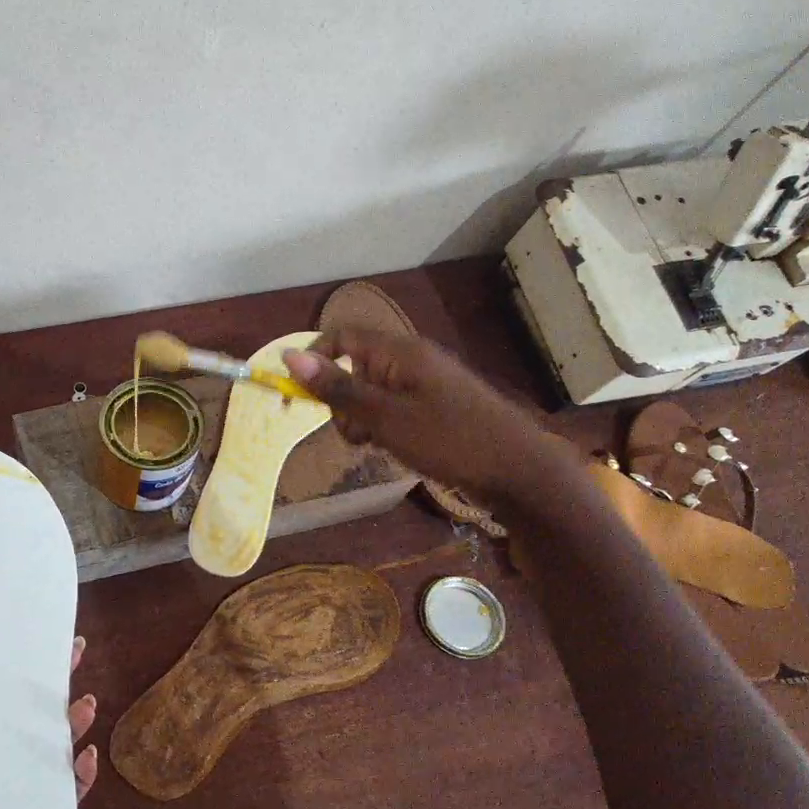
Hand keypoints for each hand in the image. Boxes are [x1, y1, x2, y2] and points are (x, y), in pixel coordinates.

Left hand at [0, 636, 97, 808]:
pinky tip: (89, 756)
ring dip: (67, 725)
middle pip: (19, 721)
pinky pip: (66, 792)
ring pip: (47, 750)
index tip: (15, 646)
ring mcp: (20, 797)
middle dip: (43, 689)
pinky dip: (80, 774)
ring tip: (87, 701)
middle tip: (72, 655)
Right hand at [282, 326, 571, 506]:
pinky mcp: (437, 406)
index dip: (316, 360)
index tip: (302, 397)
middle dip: (341, 399)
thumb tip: (290, 355)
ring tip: (376, 444)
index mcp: (400, 353)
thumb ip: (337, 388)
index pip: (343, 337)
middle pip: (355, 366)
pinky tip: (394, 447)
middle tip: (354, 433)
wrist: (518, 472)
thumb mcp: (384, 418)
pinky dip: (383, 425)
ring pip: (372, 391)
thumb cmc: (449, 440)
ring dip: (361, 417)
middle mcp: (413, 360)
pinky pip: (394, 407)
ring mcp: (427, 383)